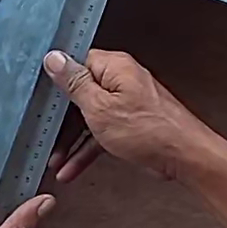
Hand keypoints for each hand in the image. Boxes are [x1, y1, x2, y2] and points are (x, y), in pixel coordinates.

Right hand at [41, 49, 226, 182]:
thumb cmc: (150, 131)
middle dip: (62, 120)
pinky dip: (88, 149)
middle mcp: (122, 80)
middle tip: (45, 134)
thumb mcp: (99, 108)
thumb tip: (55, 59)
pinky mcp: (132, 124)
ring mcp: (127, 103)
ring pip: (90, 118)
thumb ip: (75, 83)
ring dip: (72, 141)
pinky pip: (103, 133)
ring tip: (56, 160)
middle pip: (81, 94)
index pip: (76, 64)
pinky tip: (72, 168)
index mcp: (114, 67)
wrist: (185, 157)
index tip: (41, 97)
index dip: (58, 81)